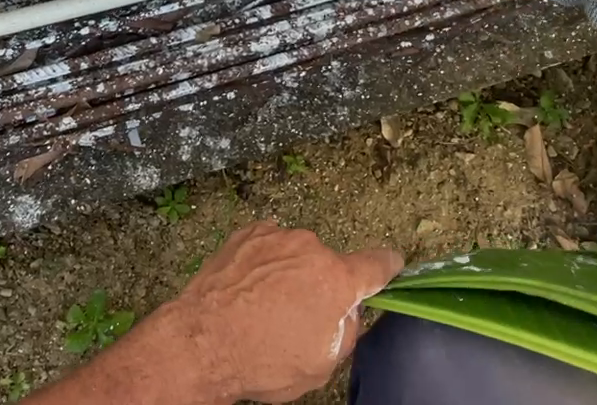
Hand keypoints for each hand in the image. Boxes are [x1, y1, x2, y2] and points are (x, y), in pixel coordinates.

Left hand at [151, 222, 402, 402]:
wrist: (204, 340)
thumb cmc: (265, 359)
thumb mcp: (322, 363)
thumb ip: (346, 330)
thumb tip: (347, 311)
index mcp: (336, 279)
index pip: (376, 264)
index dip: (387, 266)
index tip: (393, 264)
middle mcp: (309, 247)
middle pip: (328, 265)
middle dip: (321, 286)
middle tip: (298, 317)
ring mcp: (275, 235)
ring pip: (295, 255)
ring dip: (289, 273)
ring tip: (264, 307)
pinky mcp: (246, 233)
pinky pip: (268, 246)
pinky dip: (265, 263)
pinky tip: (249, 290)